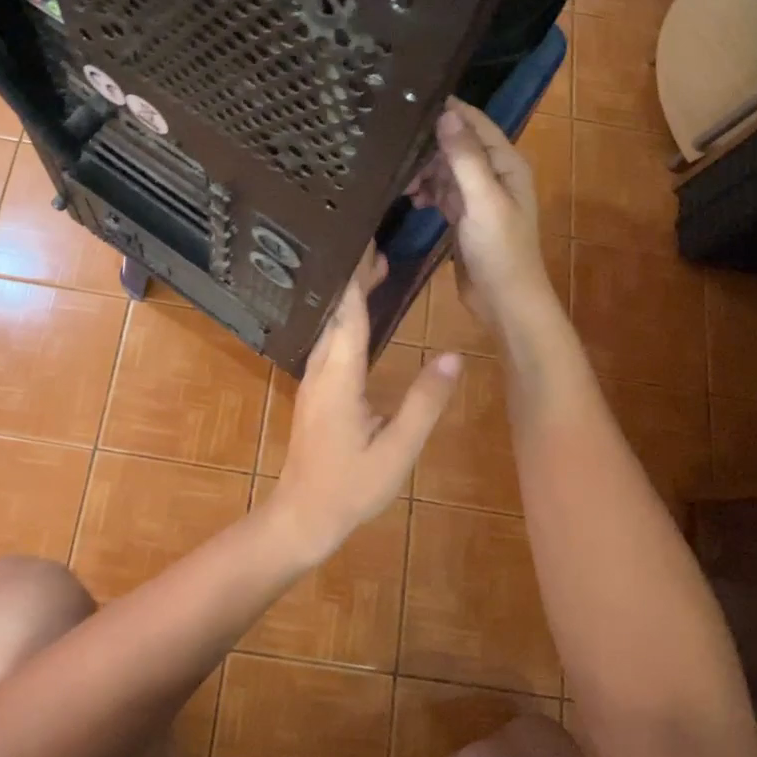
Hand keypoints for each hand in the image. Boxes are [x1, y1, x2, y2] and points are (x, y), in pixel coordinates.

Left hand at [269, 251, 460, 559]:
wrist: (303, 515)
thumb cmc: (351, 487)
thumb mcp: (398, 450)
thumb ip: (425, 402)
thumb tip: (453, 356)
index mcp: (339, 377)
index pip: (348, 313)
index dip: (359, 276)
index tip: (372, 241)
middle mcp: (319, 369)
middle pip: (335, 311)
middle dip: (355, 275)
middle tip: (383, 243)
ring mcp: (312, 379)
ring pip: (330, 325)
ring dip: (350, 295)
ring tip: (377, 268)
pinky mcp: (314, 390)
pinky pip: (329, 341)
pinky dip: (346, 318)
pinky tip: (361, 316)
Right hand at [406, 98, 553, 327]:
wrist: (503, 301)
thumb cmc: (499, 249)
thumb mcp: (482, 200)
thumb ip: (465, 157)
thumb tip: (446, 114)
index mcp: (506, 163)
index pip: (475, 122)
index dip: (448, 110)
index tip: (410, 101)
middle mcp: (494, 174)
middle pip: (456, 144)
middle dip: (428, 146)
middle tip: (395, 151)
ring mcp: (478, 196)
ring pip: (445, 169)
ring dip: (424, 171)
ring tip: (401, 182)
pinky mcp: (463, 216)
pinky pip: (442, 192)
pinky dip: (426, 192)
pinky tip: (411, 200)